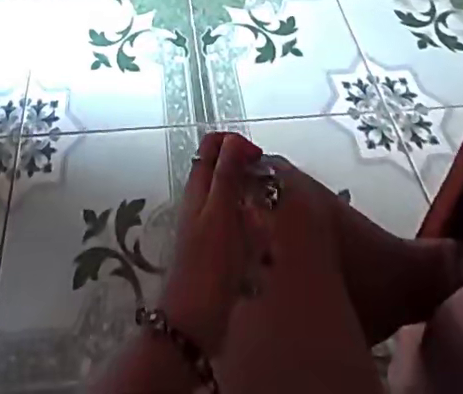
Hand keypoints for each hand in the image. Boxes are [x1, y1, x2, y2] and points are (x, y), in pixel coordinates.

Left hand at [158, 131, 261, 354]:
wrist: (194, 323)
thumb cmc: (209, 265)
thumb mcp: (221, 214)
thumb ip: (226, 175)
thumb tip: (234, 138)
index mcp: (198, 187)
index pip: (212, 145)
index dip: (235, 144)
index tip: (258, 160)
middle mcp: (200, 201)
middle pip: (226, 171)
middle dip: (250, 178)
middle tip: (269, 194)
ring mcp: (208, 226)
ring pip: (237, 202)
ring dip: (256, 212)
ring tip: (267, 232)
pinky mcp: (218, 250)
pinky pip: (241, 231)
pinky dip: (254, 237)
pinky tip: (264, 257)